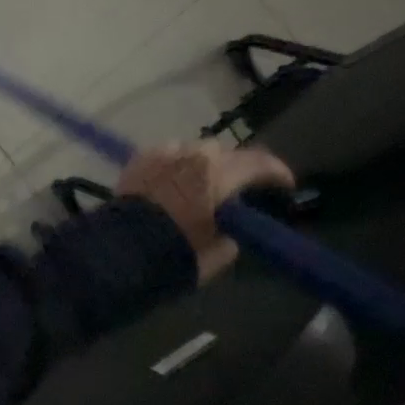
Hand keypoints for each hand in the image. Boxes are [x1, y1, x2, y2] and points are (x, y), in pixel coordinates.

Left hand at [116, 141, 295, 283]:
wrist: (118, 252)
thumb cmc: (173, 253)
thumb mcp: (217, 253)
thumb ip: (232, 233)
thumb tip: (229, 227)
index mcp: (217, 174)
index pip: (257, 164)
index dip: (276, 172)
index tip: (285, 184)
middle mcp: (191, 156)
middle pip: (222, 153)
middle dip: (232, 167)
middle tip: (234, 187)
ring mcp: (161, 155)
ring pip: (191, 150)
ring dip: (200, 164)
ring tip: (200, 184)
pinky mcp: (137, 161)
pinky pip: (164, 156)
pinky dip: (174, 166)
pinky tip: (173, 181)